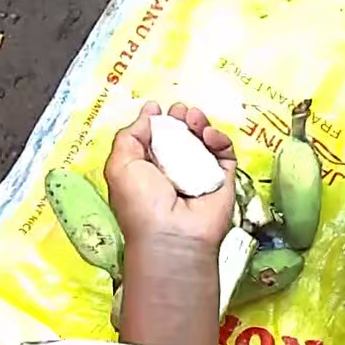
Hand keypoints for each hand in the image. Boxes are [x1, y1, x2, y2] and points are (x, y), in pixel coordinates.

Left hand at [103, 102, 236, 257]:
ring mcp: (200, 174)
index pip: (155, 138)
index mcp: (147, 169)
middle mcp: (174, 171)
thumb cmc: (140, 202)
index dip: (158, 121)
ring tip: (194, 117)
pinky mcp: (224, 179)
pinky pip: (225, 154)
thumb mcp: (119, 165)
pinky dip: (219, 139)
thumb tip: (148, 113)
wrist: (172, 236)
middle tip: (179, 110)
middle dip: (180, 118)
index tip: (158, 108)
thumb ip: (129, 135)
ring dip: (199, 123)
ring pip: (204, 140)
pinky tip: (209, 135)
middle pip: (181, 135)